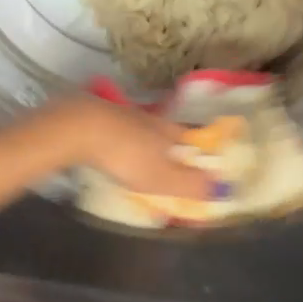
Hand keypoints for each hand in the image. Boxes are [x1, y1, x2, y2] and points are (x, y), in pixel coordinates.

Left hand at [37, 95, 215, 199]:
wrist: (80, 127)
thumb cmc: (127, 156)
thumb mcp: (163, 177)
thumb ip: (191, 183)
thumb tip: (222, 187)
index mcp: (167, 130)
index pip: (191, 137)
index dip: (199, 149)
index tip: (203, 160)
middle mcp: (148, 117)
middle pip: (166, 130)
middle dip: (171, 144)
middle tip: (173, 159)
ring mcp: (121, 113)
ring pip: (140, 127)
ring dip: (144, 140)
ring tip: (143, 156)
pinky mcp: (96, 114)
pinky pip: (116, 128)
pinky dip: (120, 139)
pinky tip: (112, 148)